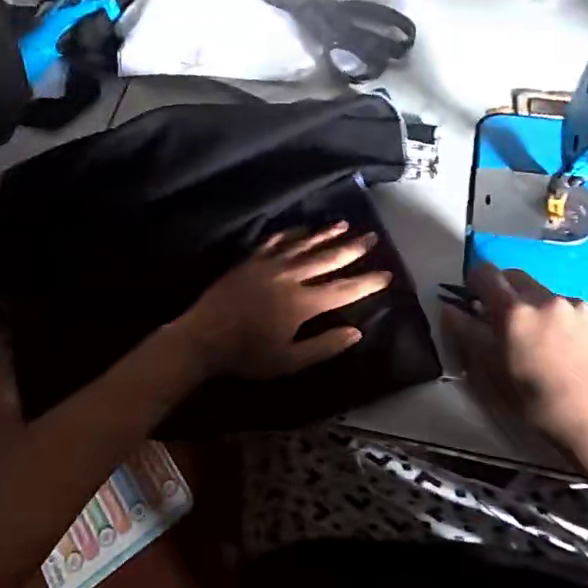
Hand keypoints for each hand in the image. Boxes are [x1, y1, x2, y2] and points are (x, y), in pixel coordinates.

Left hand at [172, 223, 391, 378]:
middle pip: (328, 259)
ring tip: (345, 225)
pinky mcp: (250, 261)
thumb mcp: (288, 361)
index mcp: (302, 303)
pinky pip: (276, 241)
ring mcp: (269, 265)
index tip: (387, 274)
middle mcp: (290, 277)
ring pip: (304, 245)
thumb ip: (323, 346)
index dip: (367, 282)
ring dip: (326, 235)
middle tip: (372, 238)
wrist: (201, 338)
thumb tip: (355, 332)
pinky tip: (302, 229)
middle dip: (352, 249)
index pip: (343, 290)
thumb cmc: (246, 355)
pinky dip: (292, 234)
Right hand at [442, 264, 587, 448]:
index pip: (485, 271)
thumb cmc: (531, 398)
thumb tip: (449, 307)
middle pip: (514, 276)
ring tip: (542, 340)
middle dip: (505, 292)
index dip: (475, 282)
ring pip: (543, 292)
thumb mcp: (488, 368)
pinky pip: (570, 306)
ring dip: (535, 306)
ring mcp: (574, 303)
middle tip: (506, 322)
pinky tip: (567, 345)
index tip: (475, 300)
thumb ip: (465, 331)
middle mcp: (544, 297)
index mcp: (513, 310)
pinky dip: (562, 318)